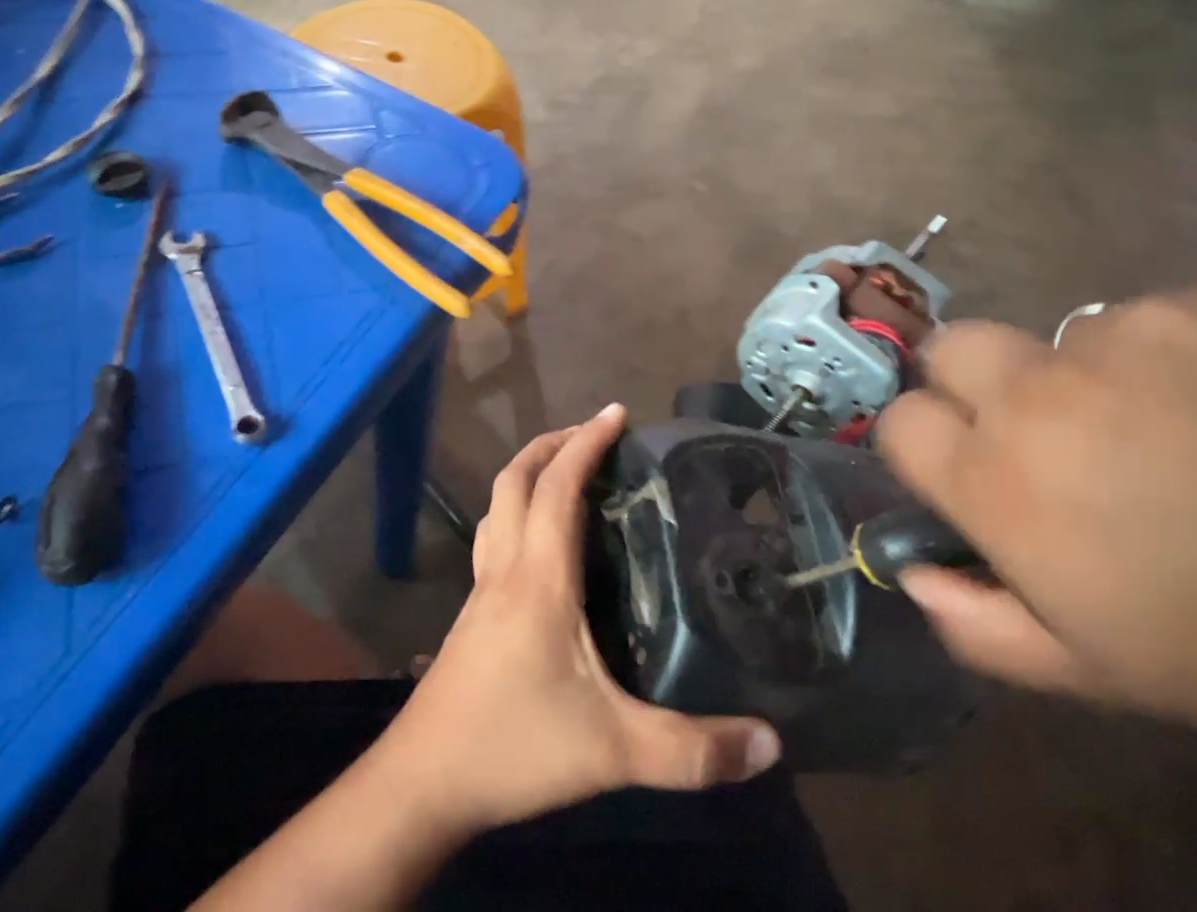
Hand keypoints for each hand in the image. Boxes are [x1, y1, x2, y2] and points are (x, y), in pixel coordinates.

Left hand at [375, 404, 779, 831]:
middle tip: (591, 435)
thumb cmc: (513, 748)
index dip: (586, 444)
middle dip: (549, 446)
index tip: (616, 413)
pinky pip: (492, 548)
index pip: (557, 489)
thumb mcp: (615, 752)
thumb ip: (694, 751)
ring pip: (495, 513)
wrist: (423, 783)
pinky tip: (541, 557)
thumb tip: (772, 743)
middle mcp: (503, 574)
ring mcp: (478, 597)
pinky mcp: (469, 623)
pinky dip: (516, 523)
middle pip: (513, 484)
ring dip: (525, 480)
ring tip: (565, 479)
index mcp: (537, 581)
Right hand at [877, 280, 1196, 752]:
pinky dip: (1191, 359)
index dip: (925, 452)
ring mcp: (1140, 330)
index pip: (897, 424)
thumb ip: (978, 626)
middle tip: (1049, 440)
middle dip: (974, 388)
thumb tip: (916, 571)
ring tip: (1194, 436)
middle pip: (952, 350)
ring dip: (1095, 380)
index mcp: (1001, 481)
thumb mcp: (1108, 674)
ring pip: (1068, 339)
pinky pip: (1171, 319)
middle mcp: (1045, 389)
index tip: (968, 479)